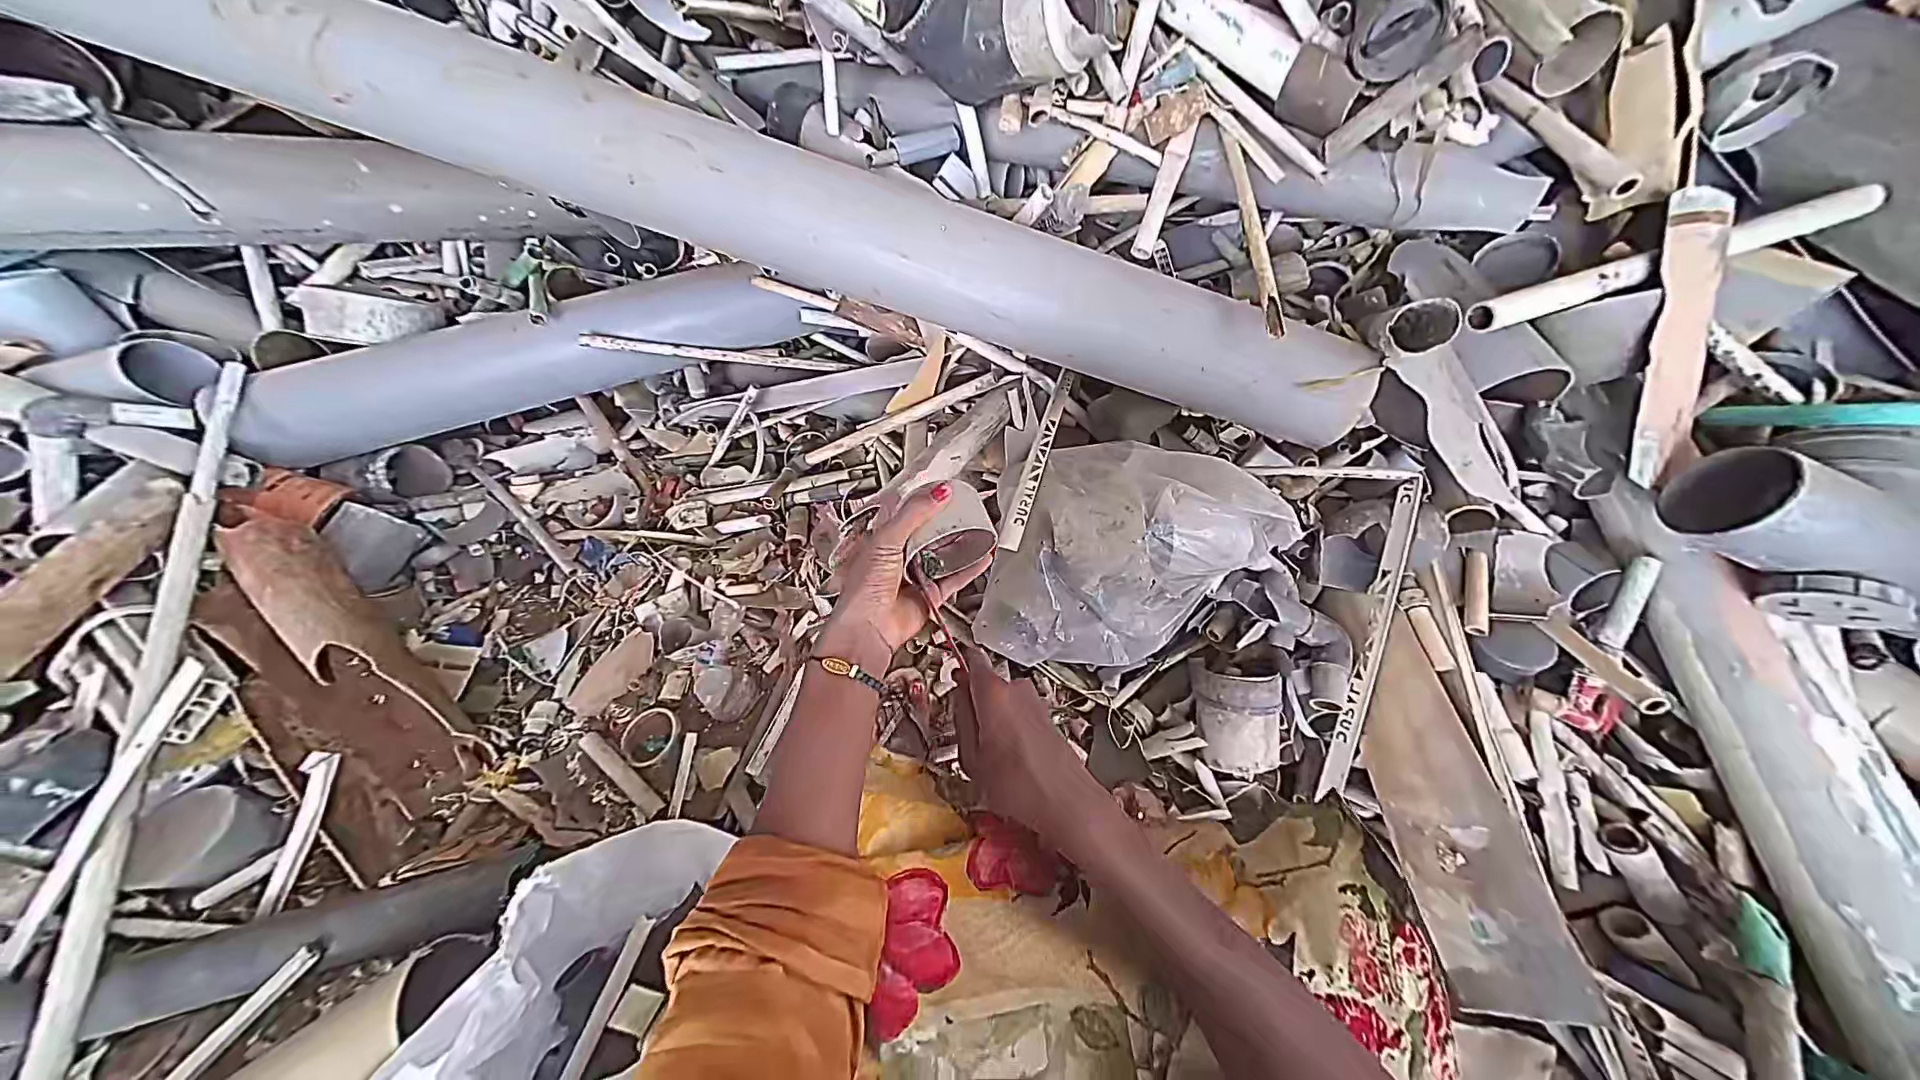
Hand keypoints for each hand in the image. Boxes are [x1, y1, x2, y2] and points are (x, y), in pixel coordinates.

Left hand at [815, 483, 991, 671]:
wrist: (868, 629)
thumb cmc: (864, 590)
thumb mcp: (888, 540)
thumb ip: (915, 514)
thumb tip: (939, 492)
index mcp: (881, 540)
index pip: (906, 513)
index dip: (925, 501)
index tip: (945, 490)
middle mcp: (898, 557)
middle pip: (928, 534)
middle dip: (946, 522)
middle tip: (966, 508)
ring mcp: (915, 577)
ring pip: (943, 555)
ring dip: (960, 544)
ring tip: (977, 529)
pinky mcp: (930, 595)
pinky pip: (954, 578)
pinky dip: (969, 568)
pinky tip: (981, 557)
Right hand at [951, 646, 1107, 849]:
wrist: (1067, 802)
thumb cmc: (1016, 784)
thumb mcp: (971, 757)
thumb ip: (961, 719)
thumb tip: (958, 697)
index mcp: (994, 693)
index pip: (973, 659)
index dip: (960, 663)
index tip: (953, 674)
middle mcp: (1017, 689)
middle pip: (988, 683)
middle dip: (976, 700)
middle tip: (966, 730)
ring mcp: (1036, 702)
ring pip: (1005, 699)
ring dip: (995, 715)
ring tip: (989, 750)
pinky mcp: (1048, 717)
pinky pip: (1020, 712)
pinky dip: (1012, 725)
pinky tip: (1010, 756)